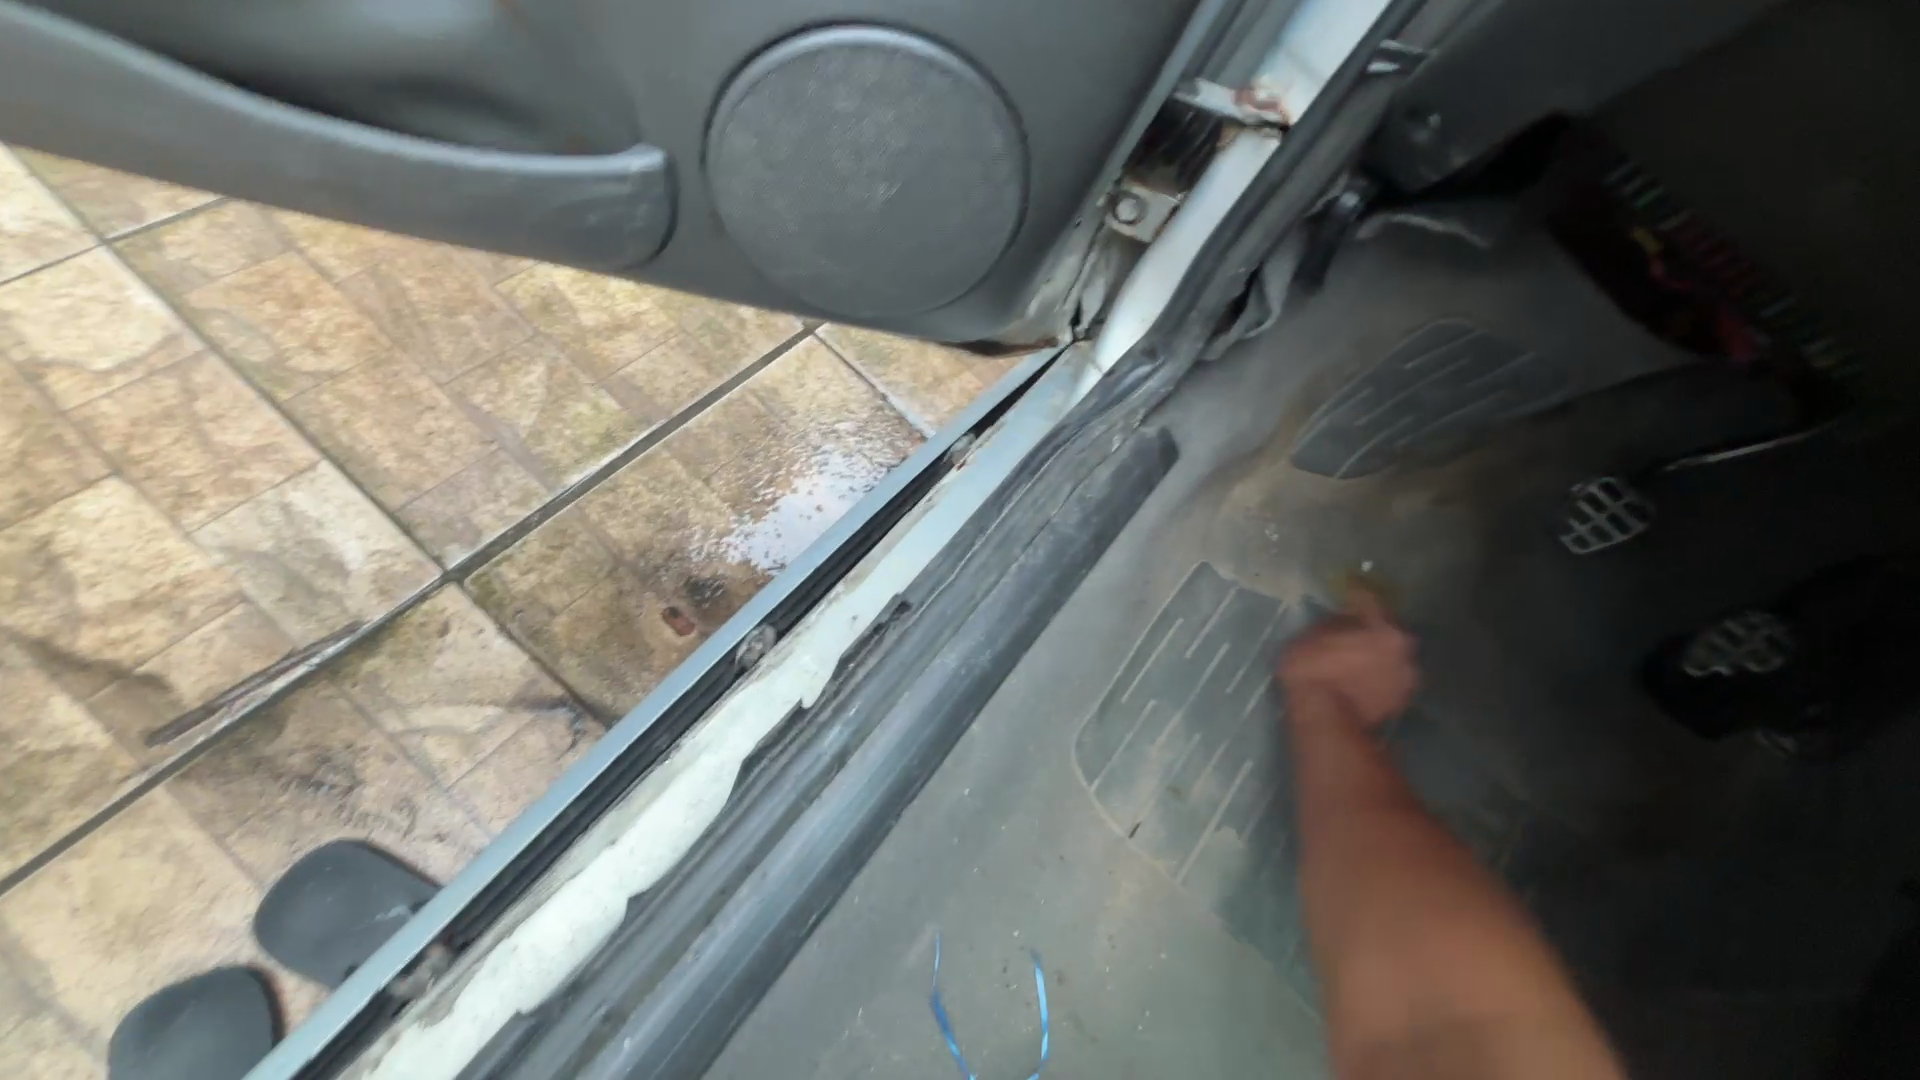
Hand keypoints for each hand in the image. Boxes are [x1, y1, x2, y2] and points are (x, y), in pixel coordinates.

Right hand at [1278, 588, 1416, 729]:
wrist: (1326, 720)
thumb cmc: (1314, 671)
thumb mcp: (1310, 635)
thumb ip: (1332, 623)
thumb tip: (1341, 619)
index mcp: (1386, 628)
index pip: (1371, 603)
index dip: (1356, 598)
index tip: (1347, 595)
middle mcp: (1406, 650)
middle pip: (1387, 633)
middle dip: (1370, 632)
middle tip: (1352, 632)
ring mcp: (1407, 679)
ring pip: (1389, 659)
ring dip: (1375, 658)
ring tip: (1354, 660)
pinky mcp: (1401, 703)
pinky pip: (1386, 681)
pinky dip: (1375, 678)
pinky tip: (1357, 681)